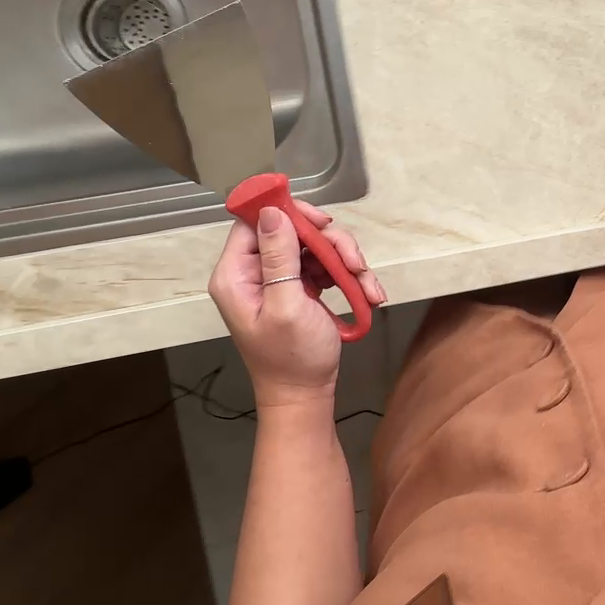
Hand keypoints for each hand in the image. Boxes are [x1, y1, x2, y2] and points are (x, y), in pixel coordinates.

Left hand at [207, 201, 385, 408]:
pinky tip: (367, 293)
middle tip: (353, 262)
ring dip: (347, 261)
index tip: (321, 223)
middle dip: (330, 243)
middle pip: (295, 230)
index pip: (255, 222)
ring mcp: (282, 278)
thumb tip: (272, 211)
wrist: (306, 393)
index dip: (288, 214)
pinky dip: (351, 275)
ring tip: (365, 286)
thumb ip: (279, 258)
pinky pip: (329, 264)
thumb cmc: (291, 357)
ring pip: (318, 245)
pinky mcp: (303, 285)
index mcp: (237, 274)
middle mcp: (256, 271)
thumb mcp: (286, 306)